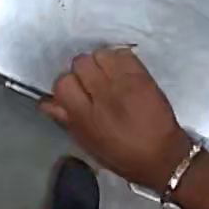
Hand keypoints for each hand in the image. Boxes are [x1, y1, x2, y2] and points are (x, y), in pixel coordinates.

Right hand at [39, 46, 193, 188]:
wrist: (163, 156)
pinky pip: (121, 53)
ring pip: (99, 54)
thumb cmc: (122, 155)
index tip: (75, 93)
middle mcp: (102, 94)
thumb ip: (65, 119)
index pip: (62, 82)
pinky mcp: (141, 75)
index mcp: (85, 116)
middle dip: (83, 72)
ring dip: (100, 63)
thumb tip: (45, 101)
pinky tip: (121, 72)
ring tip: (108, 76)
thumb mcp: (88, 143)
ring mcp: (123, 82)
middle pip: (80, 62)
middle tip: (92, 84)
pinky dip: (118, 59)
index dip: (66, 86)